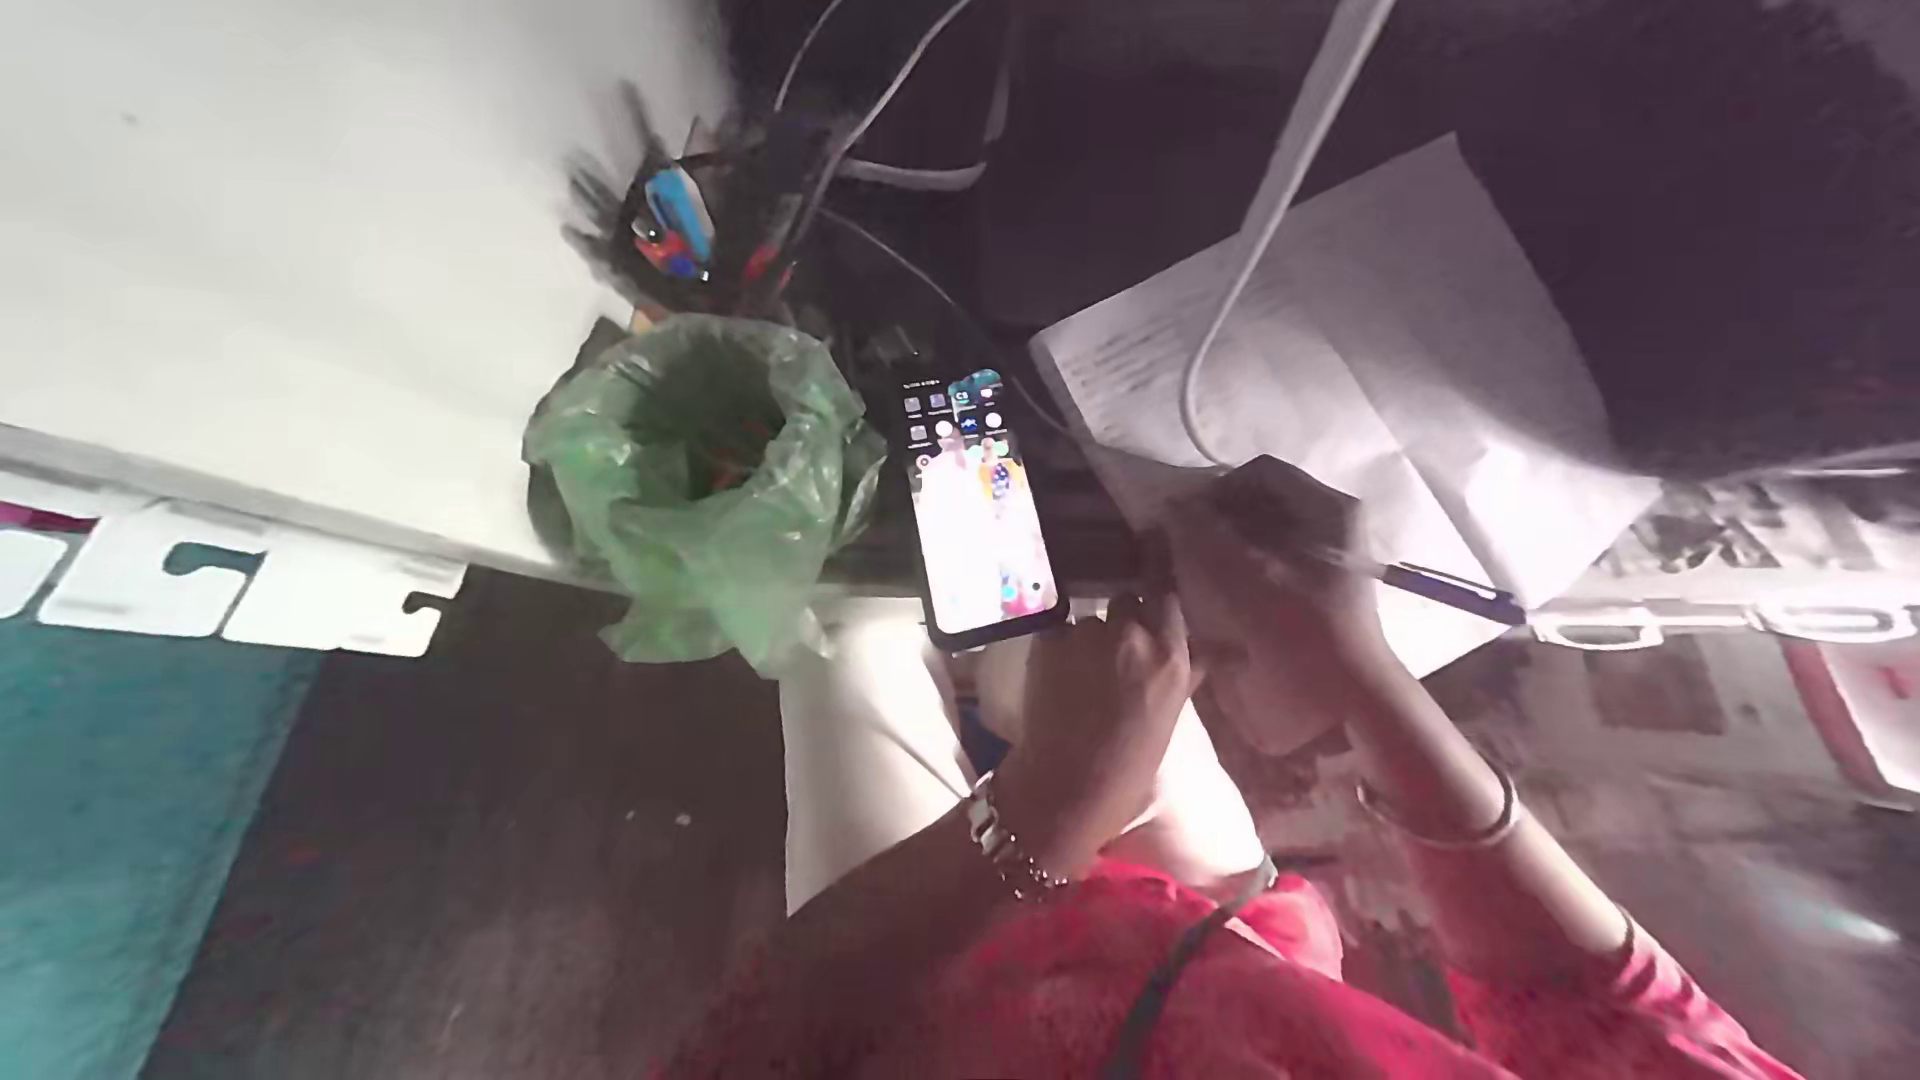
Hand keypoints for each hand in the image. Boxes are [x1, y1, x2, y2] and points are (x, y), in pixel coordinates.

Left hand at [993, 569, 1197, 878]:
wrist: (1069, 785)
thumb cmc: (1131, 761)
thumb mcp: (1171, 712)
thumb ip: (1189, 668)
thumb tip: (1227, 650)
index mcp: (1170, 654)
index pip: (1163, 588)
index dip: (1157, 558)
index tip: (1154, 532)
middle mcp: (1130, 634)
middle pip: (1124, 601)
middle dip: (1120, 617)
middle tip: (1113, 650)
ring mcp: (1086, 635)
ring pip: (1088, 619)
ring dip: (1087, 636)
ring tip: (1081, 673)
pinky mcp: (1049, 641)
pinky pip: (1059, 630)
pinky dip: (1059, 646)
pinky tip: (1058, 676)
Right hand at [1164, 457, 1397, 715]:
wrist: (1336, 704)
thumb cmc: (1295, 631)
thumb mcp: (1242, 575)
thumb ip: (1201, 533)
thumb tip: (1169, 504)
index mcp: (1324, 510)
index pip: (1258, 474)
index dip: (1216, 490)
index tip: (1183, 519)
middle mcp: (1322, 527)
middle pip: (1254, 502)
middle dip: (1211, 519)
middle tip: (1177, 543)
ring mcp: (1311, 560)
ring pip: (1249, 533)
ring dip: (1214, 544)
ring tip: (1184, 566)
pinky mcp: (1297, 589)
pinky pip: (1251, 562)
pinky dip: (1223, 568)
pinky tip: (1202, 587)